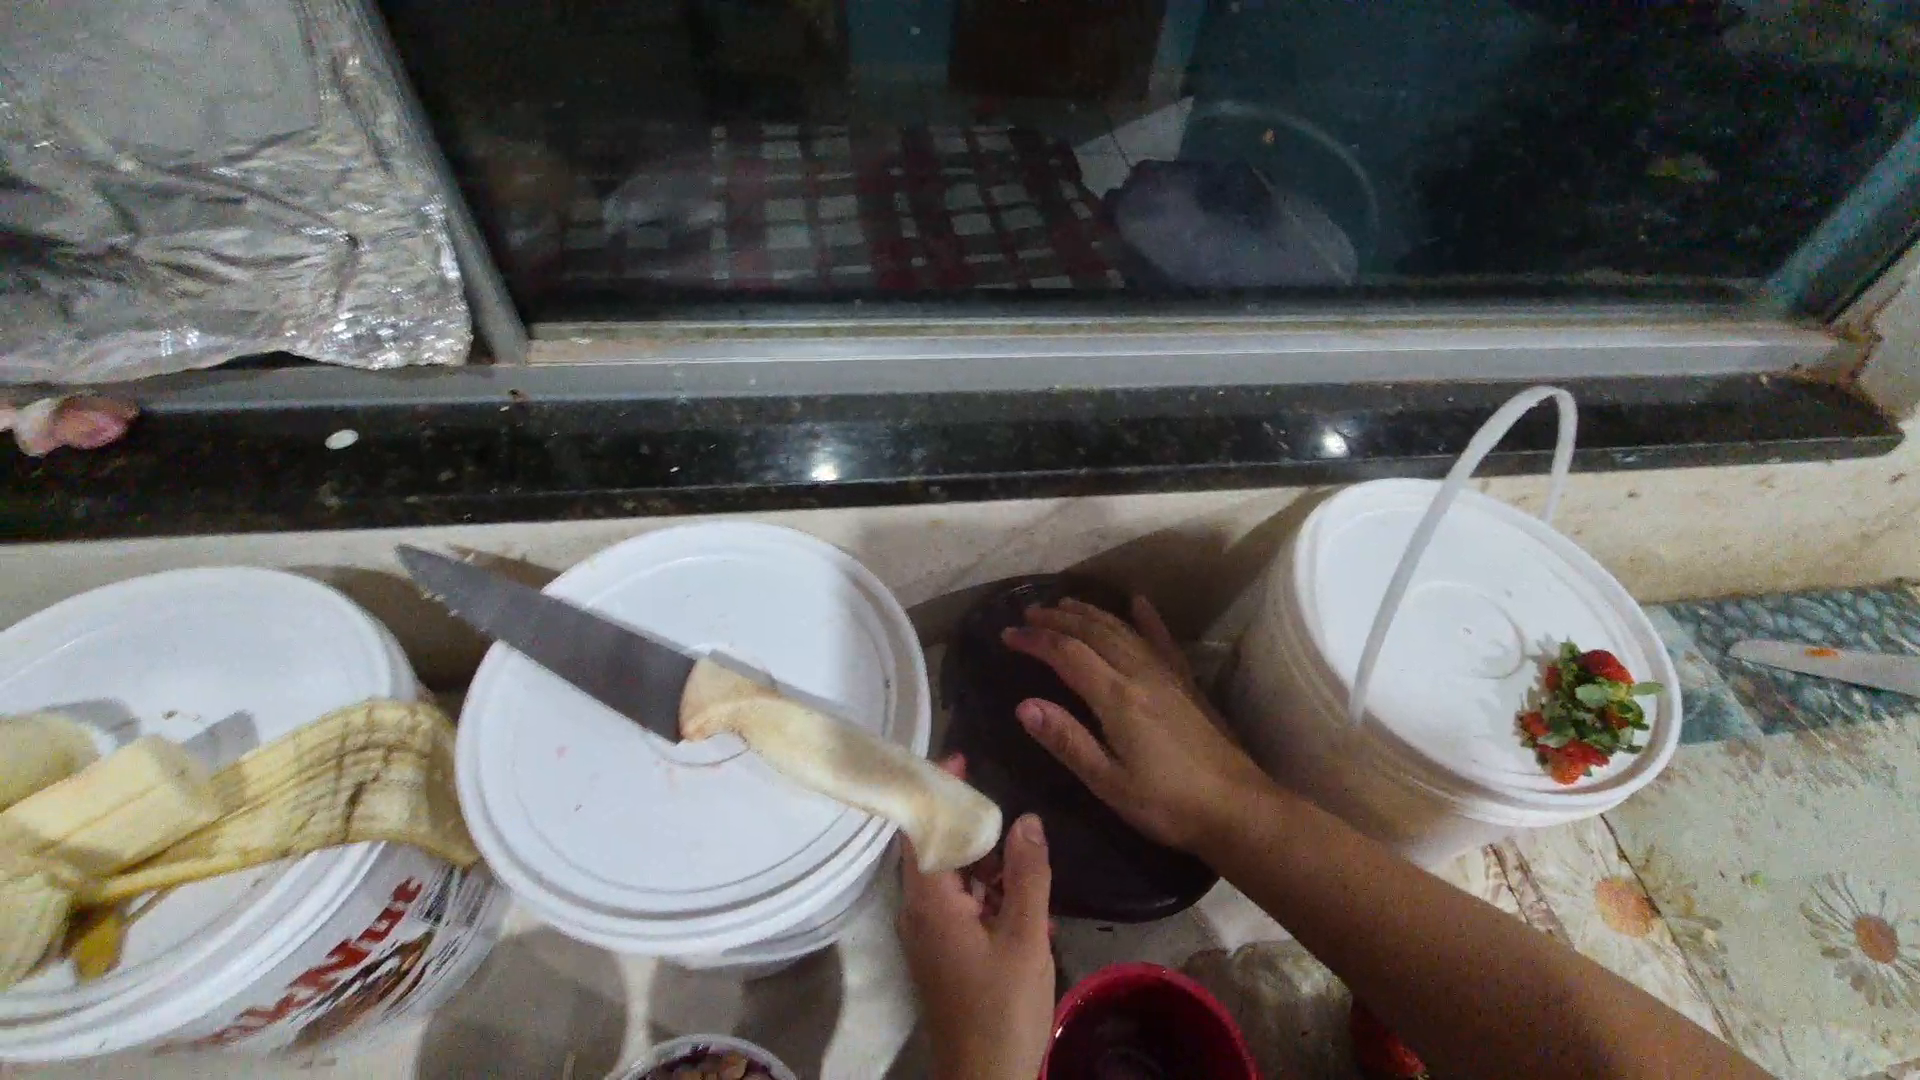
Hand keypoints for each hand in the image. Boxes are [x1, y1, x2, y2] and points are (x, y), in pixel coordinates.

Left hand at [897, 757, 1054, 1079]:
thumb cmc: (1002, 1009)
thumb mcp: (1024, 937)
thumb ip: (1027, 875)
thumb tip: (1027, 819)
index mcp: (929, 903)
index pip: (919, 830)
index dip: (935, 792)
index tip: (959, 759)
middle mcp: (919, 913)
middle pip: (937, 851)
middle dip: (972, 828)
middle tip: (1006, 808)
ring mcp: (929, 936)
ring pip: (953, 880)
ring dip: (987, 867)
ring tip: (1026, 860)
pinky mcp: (943, 955)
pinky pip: (960, 907)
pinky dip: (988, 896)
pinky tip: (1025, 905)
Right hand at [1001, 596, 1271, 852]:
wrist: (1237, 808)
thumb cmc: (1167, 804)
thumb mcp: (1108, 782)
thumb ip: (1067, 740)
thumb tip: (1023, 706)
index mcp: (1116, 697)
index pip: (1066, 654)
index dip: (1035, 640)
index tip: (1007, 634)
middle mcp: (1139, 674)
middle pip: (1092, 632)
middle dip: (1057, 618)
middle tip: (1029, 613)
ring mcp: (1166, 675)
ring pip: (1122, 630)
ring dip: (1090, 613)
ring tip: (1065, 603)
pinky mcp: (1186, 684)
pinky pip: (1162, 640)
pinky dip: (1146, 618)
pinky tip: (1138, 602)